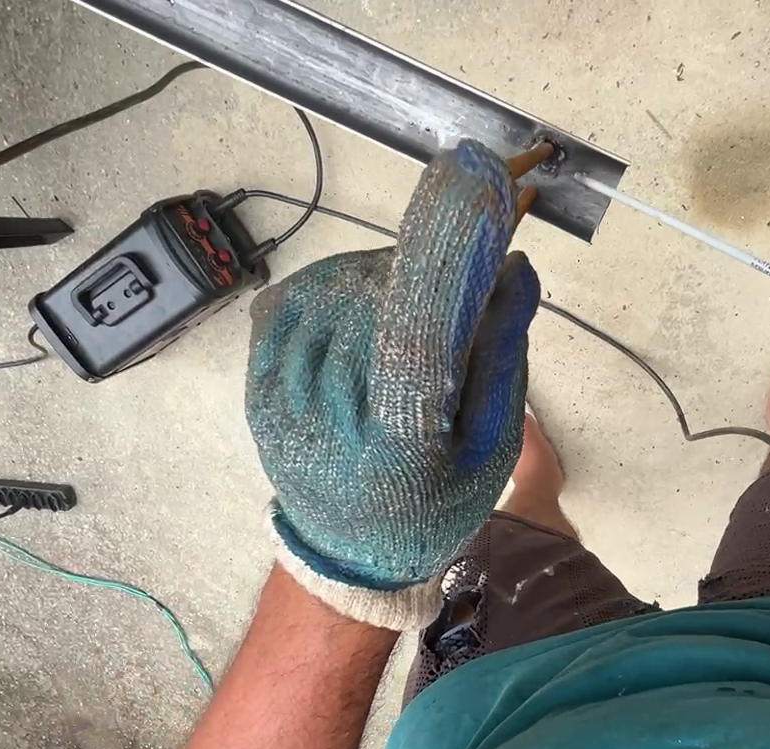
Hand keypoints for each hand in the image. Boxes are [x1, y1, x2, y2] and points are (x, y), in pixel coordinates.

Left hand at [246, 141, 546, 628]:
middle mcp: (328, 411)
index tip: (479, 178)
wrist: (349, 549)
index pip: (417, 329)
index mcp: (397, 445)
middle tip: (452, 310)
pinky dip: (345, 290)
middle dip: (431, 272)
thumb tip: (511, 265)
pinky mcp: (258, 371)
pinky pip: (306, 289)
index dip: (447, 249)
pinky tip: (362, 327)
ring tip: (403, 339)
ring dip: (390, 283)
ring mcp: (282, 388)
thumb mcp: (491, 448)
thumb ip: (502, 357)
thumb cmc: (433, 505)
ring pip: (347, 282)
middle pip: (386, 290)